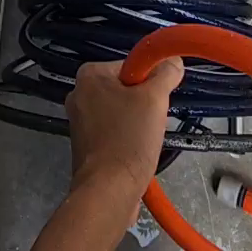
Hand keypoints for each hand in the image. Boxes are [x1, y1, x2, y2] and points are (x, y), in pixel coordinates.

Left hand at [65, 57, 184, 194]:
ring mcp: (79, 120)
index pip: (129, 66)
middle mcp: (78, 93)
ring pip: (120, 111)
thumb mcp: (154, 100)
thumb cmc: (129, 139)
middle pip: (124, 89)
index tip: (157, 101)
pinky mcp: (84, 144)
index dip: (149, 82)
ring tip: (144, 139)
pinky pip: (112, 131)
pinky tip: (135, 152)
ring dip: (136, 123)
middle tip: (153, 121)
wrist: (109, 190)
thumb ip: (165, 75)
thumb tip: (173, 61)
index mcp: (89, 75)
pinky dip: (125, 138)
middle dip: (143, 104)